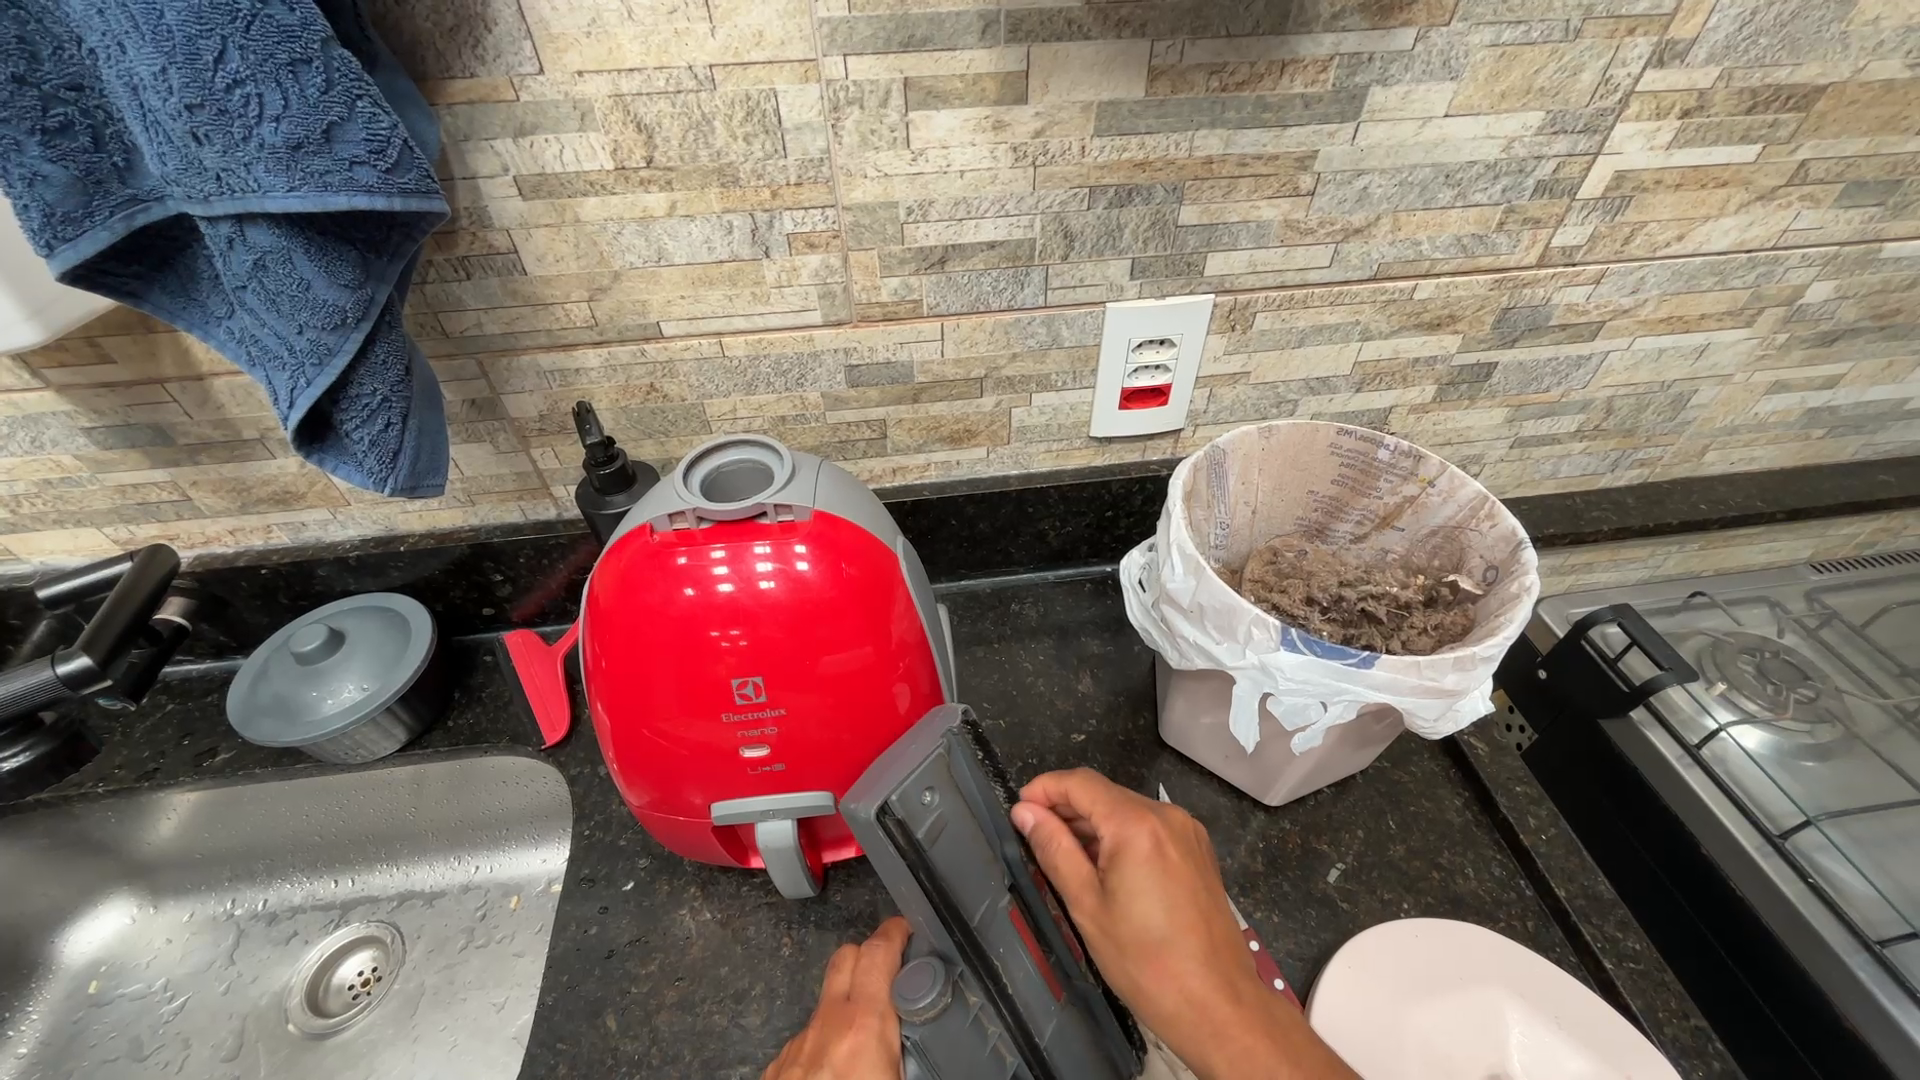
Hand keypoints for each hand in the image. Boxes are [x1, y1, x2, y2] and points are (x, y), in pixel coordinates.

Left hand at [764, 916, 909, 1079]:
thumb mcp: (902, 1078)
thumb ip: (912, 1047)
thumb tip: (923, 1034)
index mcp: (864, 1026)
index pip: (877, 953)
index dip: (894, 933)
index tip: (907, 929)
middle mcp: (827, 1025)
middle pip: (845, 957)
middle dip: (869, 954)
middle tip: (893, 972)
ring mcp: (798, 1044)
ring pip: (825, 1001)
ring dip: (847, 1003)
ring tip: (868, 1030)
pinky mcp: (779, 1065)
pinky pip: (808, 1036)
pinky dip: (826, 1040)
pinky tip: (838, 1065)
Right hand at [1010, 770, 1356, 1079]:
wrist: (1219, 1006)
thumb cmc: (1145, 961)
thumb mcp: (1086, 905)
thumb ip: (1053, 849)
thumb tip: (1025, 812)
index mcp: (1137, 824)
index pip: (1080, 782)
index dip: (1044, 789)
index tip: (1018, 811)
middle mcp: (1166, 815)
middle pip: (1104, 793)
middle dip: (1067, 809)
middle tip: (1036, 840)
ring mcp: (1187, 831)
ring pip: (1127, 809)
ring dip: (1093, 824)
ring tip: (1067, 859)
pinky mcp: (1198, 851)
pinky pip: (1149, 827)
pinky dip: (1121, 836)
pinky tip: (1107, 869)